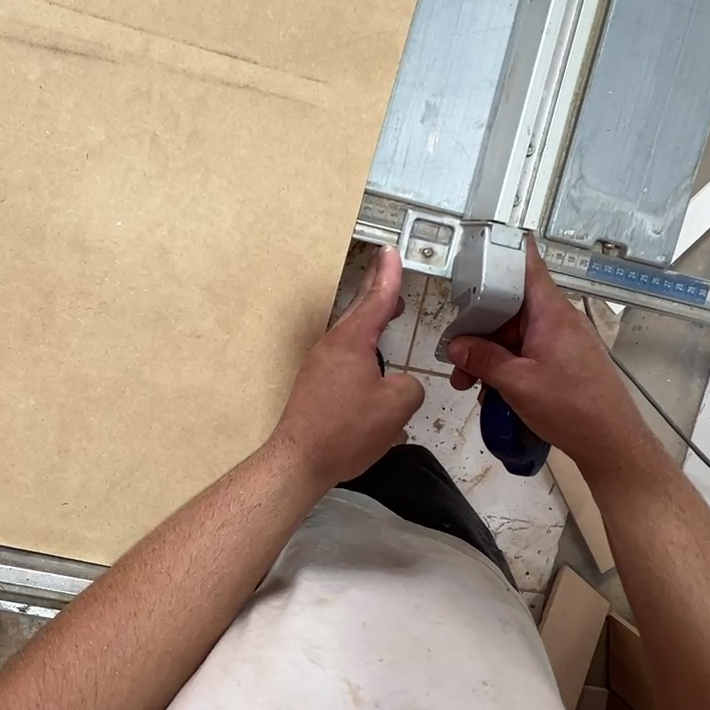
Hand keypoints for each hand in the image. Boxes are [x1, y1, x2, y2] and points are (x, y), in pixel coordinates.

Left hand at [268, 246, 424, 489]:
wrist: (300, 458)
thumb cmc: (346, 431)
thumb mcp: (396, 407)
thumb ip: (410, 386)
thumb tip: (401, 384)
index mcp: (351, 341)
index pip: (376, 299)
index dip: (389, 275)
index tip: (390, 251)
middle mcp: (331, 345)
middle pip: (360, 310)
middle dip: (379, 291)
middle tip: (392, 274)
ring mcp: (319, 363)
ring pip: (351, 332)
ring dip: (371, 320)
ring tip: (390, 312)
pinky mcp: (315, 382)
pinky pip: (344, 353)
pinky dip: (362, 346)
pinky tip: (371, 359)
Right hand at [444, 240, 660, 473]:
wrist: (611, 444)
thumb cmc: (570, 408)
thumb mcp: (517, 384)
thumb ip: (484, 360)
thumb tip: (456, 345)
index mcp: (551, 313)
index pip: (528, 266)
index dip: (504, 249)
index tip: (478, 241)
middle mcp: (557, 320)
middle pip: (509, 307)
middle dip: (478, 328)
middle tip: (455, 353)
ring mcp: (560, 341)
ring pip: (513, 334)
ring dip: (488, 355)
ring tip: (468, 384)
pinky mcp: (562, 361)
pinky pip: (525, 353)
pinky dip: (505, 367)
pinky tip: (490, 391)